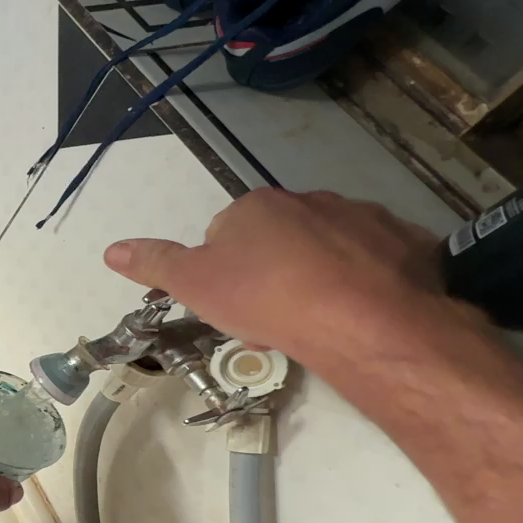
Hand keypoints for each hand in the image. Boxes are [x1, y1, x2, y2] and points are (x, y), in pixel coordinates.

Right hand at [103, 188, 457, 366]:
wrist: (364, 321)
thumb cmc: (265, 297)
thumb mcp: (190, 284)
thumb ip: (152, 264)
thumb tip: (113, 249)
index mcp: (255, 207)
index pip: (223, 234)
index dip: (219, 272)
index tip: (226, 302)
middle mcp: (310, 201)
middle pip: (274, 240)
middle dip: (265, 274)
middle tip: (262, 317)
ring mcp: (365, 218)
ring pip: (324, 250)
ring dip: (311, 278)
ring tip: (307, 320)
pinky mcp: (410, 242)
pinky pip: (374, 261)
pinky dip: (360, 283)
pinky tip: (350, 312)